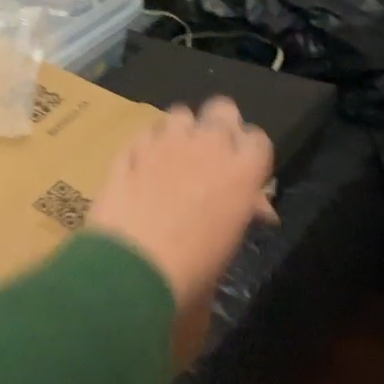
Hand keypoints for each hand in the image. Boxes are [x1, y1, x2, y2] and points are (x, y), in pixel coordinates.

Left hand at [88, 99, 274, 364]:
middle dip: (217, 125)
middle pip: (221, 110)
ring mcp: (162, 147)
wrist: (130, 272)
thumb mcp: (228, 249)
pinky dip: (144, 146)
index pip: (257, 139)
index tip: (240, 168)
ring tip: (172, 155)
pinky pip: (141, 136)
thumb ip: (239, 216)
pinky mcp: (125, 155)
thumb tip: (249, 208)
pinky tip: (139, 165)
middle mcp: (206, 148)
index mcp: (242, 173)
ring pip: (177, 115)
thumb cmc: (190, 273)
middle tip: (208, 151)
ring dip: (178, 131)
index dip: (247, 151)